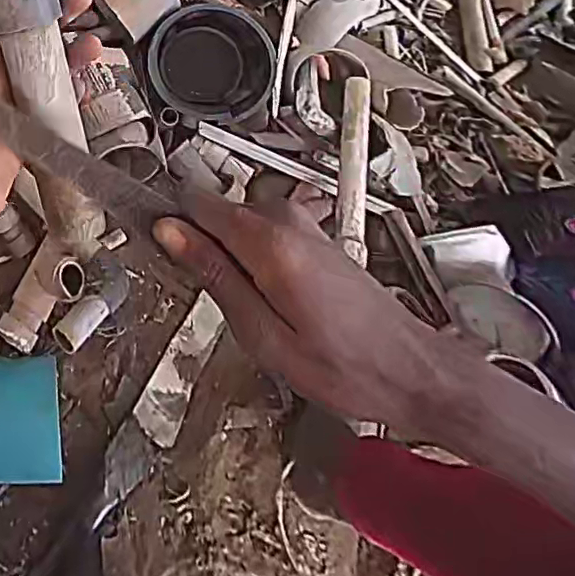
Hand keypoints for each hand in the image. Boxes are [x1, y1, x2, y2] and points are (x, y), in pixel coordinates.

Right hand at [153, 188, 468, 438]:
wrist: (417, 373)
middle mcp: (284, 219)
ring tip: (246, 304)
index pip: (192, 202)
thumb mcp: (262, 334)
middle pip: (211, 211)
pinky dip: (247, 255)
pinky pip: (255, 229)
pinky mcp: (309, 232)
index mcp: (268, 242)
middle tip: (212, 296)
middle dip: (198, 245)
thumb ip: (213, 274)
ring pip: (231, 221)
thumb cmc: (346, 367)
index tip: (157, 244)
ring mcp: (299, 222)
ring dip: (225, 254)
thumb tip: (169, 231)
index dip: (169, 221)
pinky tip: (268, 297)